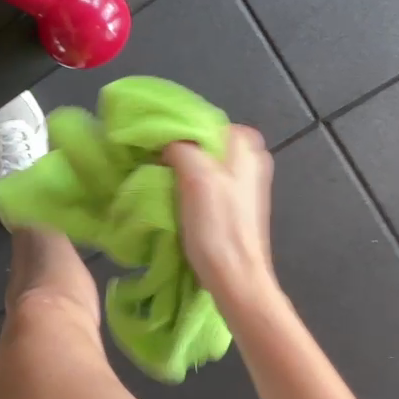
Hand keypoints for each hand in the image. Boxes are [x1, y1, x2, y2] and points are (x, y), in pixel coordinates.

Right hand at [164, 125, 279, 304]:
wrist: (235, 277)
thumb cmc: (218, 226)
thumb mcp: (197, 176)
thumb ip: (181, 147)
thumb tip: (163, 142)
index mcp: (245, 146)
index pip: (201, 121)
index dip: (174, 130)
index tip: (149, 143)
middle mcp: (249, 159)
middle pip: (201, 142)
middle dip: (176, 149)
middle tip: (150, 160)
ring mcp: (242, 183)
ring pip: (201, 163)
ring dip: (178, 168)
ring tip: (155, 177)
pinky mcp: (232, 205)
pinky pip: (203, 183)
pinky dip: (186, 185)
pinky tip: (171, 197)